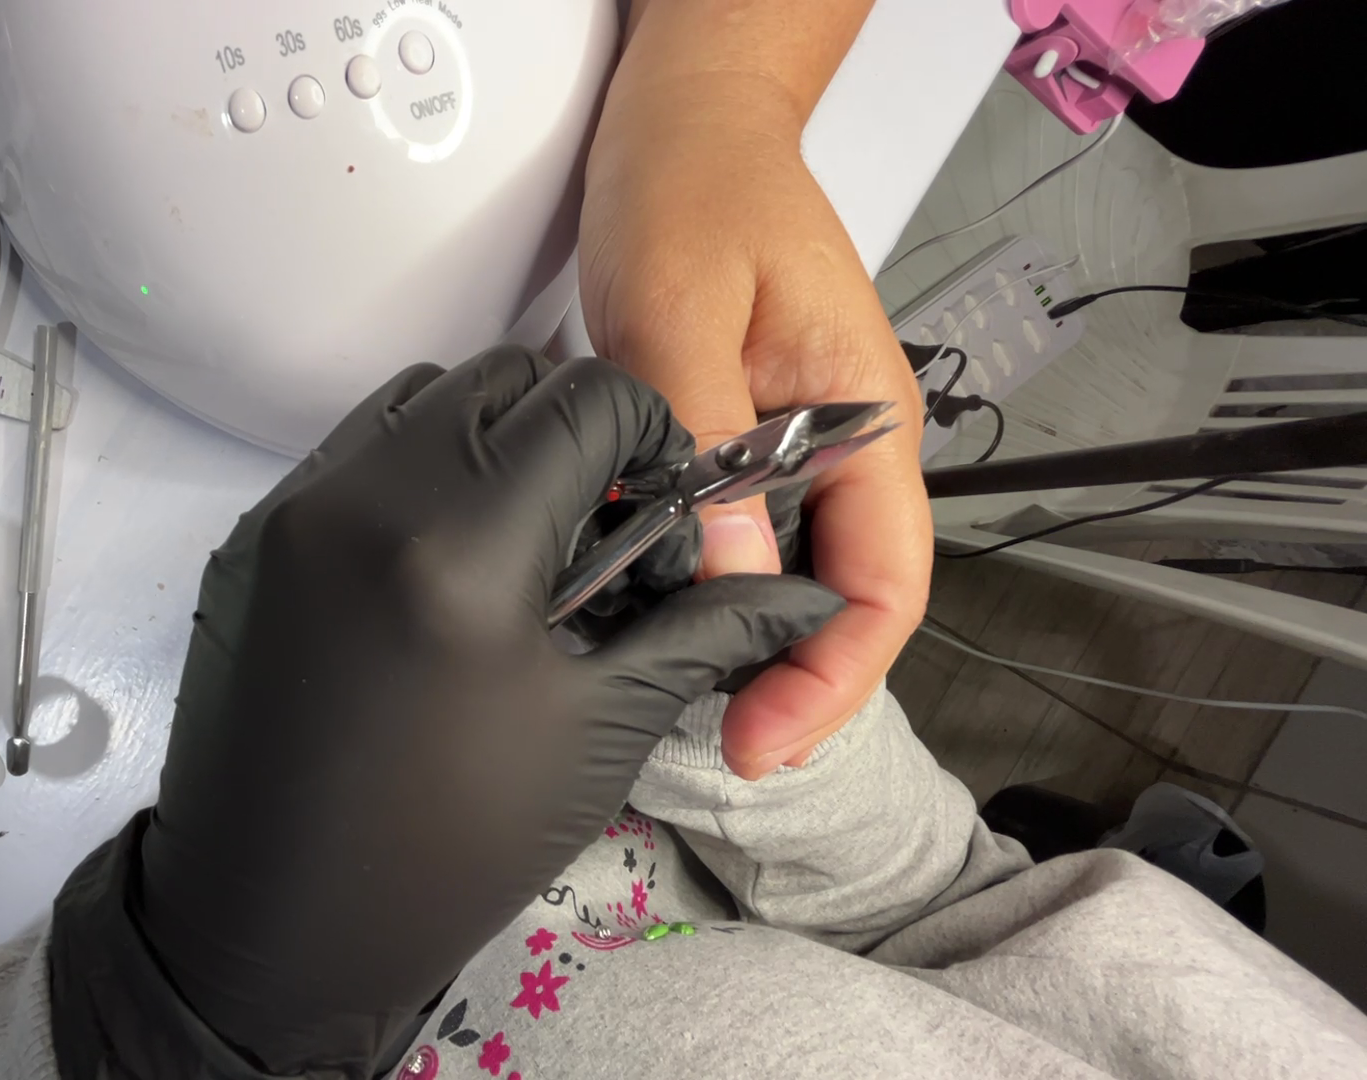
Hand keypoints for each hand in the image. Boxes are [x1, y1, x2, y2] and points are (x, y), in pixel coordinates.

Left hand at [137, 348, 841, 1070]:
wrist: (276, 918)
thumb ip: (701, 632)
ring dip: (484, 436)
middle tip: (585, 517)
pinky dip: (410, 465)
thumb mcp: (593, 736)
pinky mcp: (250, 535)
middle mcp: (363, 496)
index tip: (653, 502)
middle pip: (499, 377)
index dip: (647, 432)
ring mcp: (291, 508)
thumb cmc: (449, 844)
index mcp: (461, 544)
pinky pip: (350, 450)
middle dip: (567, 426)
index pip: (585, 398)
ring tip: (507, 532)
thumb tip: (799, 591)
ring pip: (417, 398)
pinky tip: (428, 556)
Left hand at [579, 71, 931, 779]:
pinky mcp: (729, 428)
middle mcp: (831, 443)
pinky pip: (730, 526)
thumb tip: (728, 574)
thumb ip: (712, 446)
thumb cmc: (692, 194)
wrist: (680, 127)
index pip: (883, 583)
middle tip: (712, 738)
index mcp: (861, 419)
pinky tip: (648, 605)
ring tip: (675, 690)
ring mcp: (780, 439)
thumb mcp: (685, 320)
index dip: (831, 676)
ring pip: (780, 567)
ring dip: (741, 636)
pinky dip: (701, 578)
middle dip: (786, 675)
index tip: (764, 738)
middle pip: (835, 592)